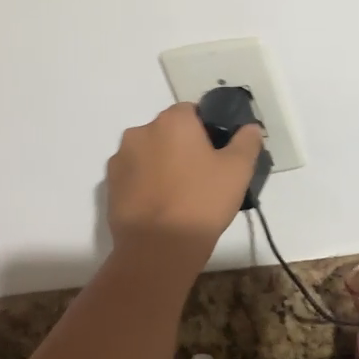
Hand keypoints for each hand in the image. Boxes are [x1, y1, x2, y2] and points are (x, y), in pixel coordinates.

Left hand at [105, 103, 263, 272]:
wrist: (158, 248)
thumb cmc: (203, 200)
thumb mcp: (239, 169)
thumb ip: (247, 141)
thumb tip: (249, 128)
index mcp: (173, 122)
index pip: (193, 110)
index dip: (209, 128)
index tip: (220, 152)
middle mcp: (140, 132)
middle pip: (169, 131)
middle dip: (184, 145)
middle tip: (205, 173)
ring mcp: (120, 159)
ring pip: (150, 153)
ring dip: (164, 163)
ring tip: (181, 193)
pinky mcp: (109, 186)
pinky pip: (135, 174)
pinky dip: (148, 182)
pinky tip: (163, 204)